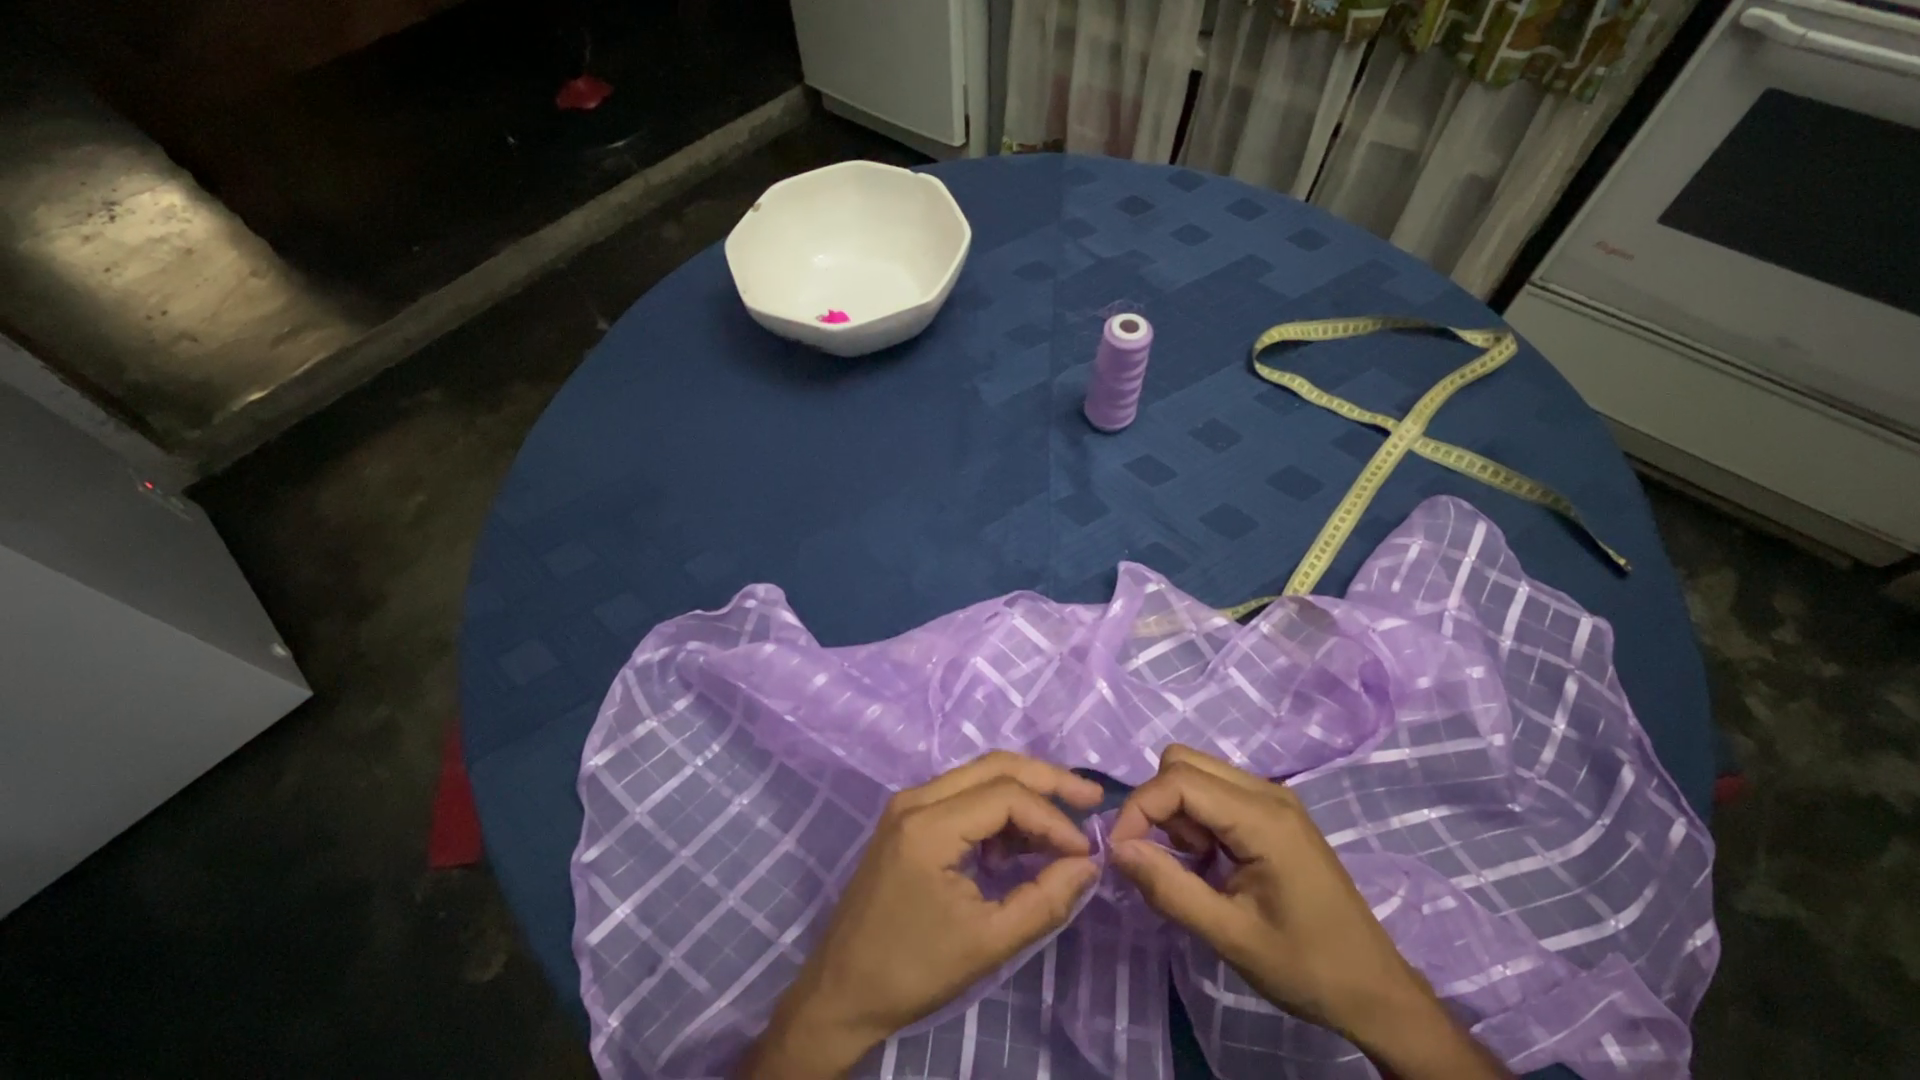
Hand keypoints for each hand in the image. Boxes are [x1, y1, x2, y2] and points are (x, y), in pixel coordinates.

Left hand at [738, 752, 1103, 1079]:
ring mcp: (906, 808)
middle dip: (1047, 780)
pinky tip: (1018, 846)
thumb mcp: (989, 942)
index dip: (1054, 819)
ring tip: (1061, 830)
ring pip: (977, 777)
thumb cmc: (914, 970)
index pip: (1007, 795)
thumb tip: (1089, 864)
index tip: (1085, 853)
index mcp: (927, 826)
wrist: (841, 992)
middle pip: (994, 766)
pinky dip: (997, 810)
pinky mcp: (905, 822)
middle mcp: (914, 801)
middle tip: (1091, 798)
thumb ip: (1045, 899)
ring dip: (1023, 795)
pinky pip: (961, 797)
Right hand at [1109, 746, 1512, 1079]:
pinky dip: (1196, 818)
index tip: (1121, 855)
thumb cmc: (1305, 966)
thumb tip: (1116, 849)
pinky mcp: (1275, 815)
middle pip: (1184, 763)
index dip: (1138, 810)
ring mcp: (1275, 801)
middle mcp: (1270, 794)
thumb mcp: (1229, 936)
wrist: (1374, 990)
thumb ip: (1169, 888)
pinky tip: (1211, 863)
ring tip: (1193, 867)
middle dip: (1157, 805)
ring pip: (1198, 773)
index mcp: (1264, 819)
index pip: (1178, 780)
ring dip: (1177, 813)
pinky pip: (1217, 793)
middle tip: (1163, 860)